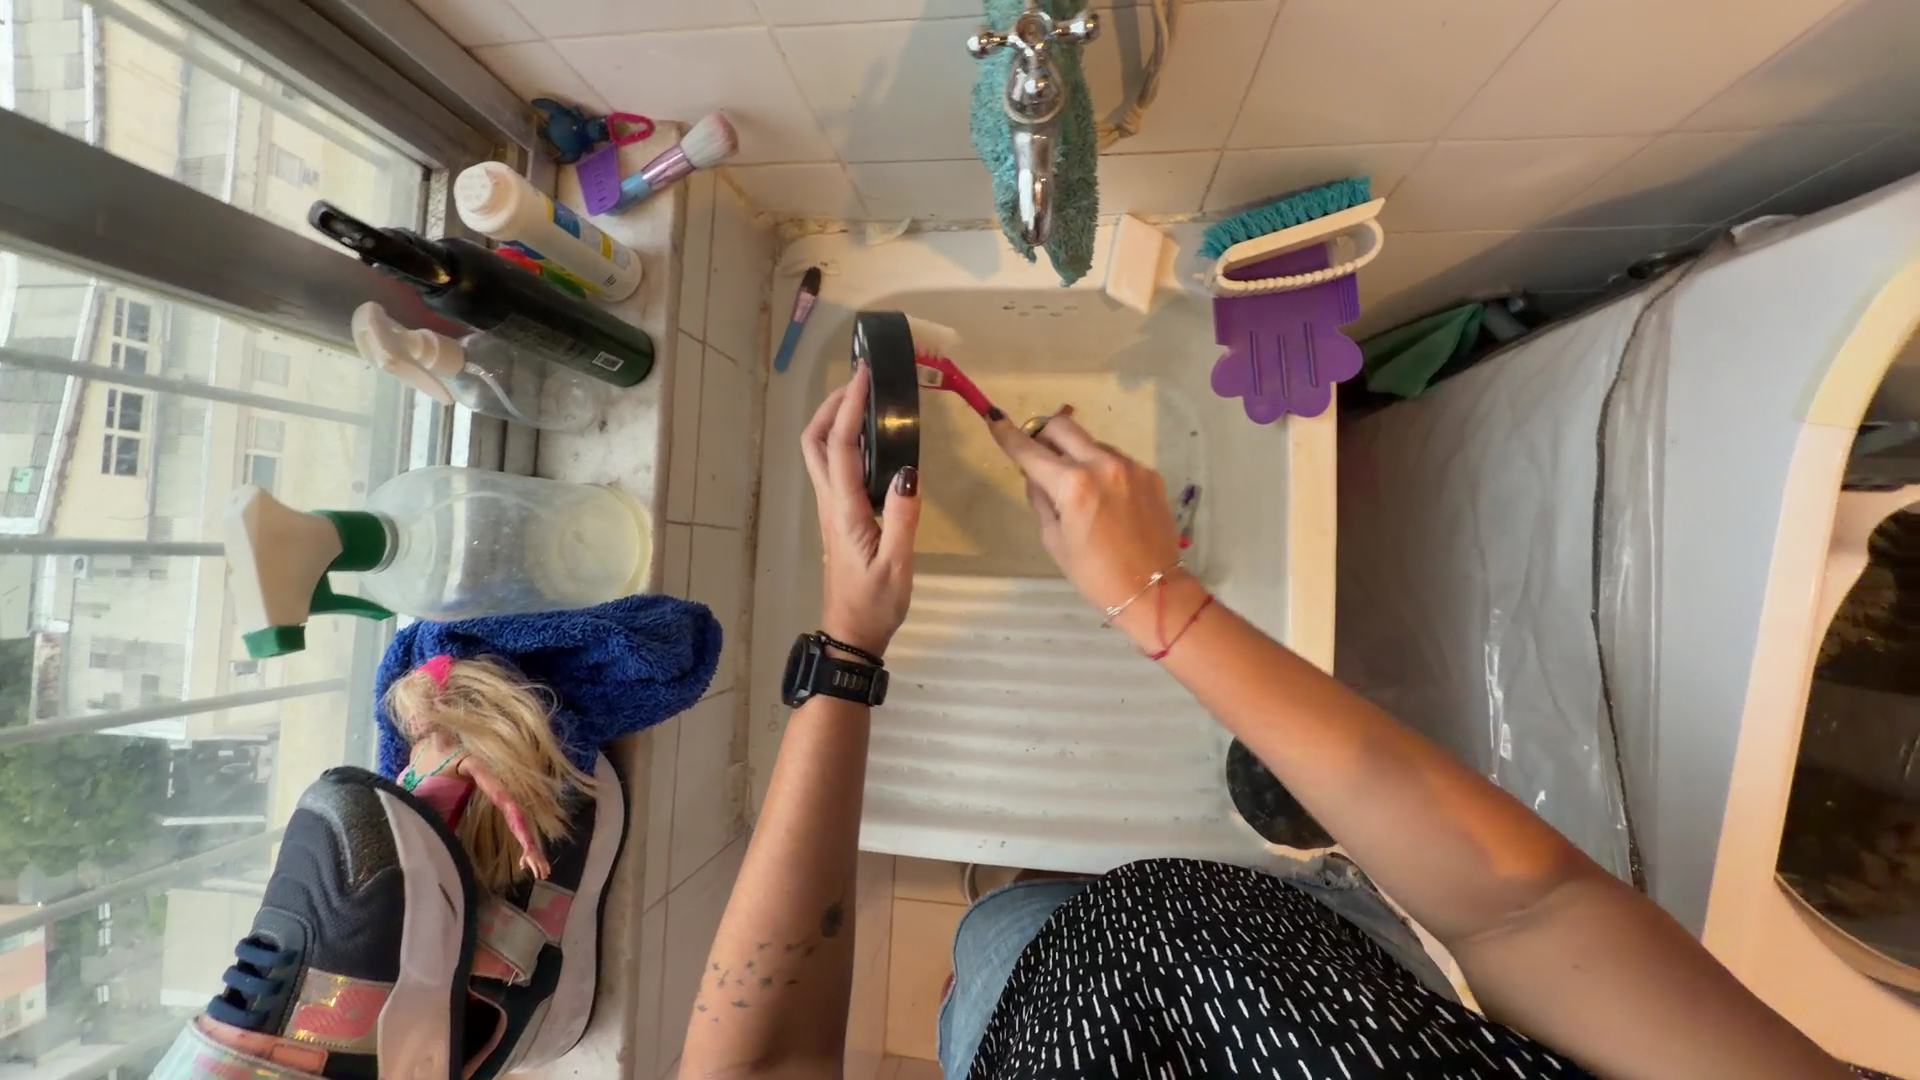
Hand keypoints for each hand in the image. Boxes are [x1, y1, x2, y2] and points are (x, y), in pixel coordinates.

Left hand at [521, 849, 550, 879]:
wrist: (531, 846)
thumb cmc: (526, 853)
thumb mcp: (522, 858)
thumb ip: (522, 863)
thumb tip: (522, 867)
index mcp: (533, 860)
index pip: (535, 868)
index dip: (537, 873)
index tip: (537, 877)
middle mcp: (538, 860)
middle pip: (541, 867)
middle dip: (543, 873)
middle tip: (544, 879)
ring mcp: (541, 859)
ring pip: (545, 866)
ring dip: (546, 871)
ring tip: (547, 876)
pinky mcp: (543, 858)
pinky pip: (546, 863)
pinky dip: (548, 867)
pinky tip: (549, 871)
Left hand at [800, 363, 921, 657]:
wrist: (851, 633)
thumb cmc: (875, 603)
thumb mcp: (897, 564)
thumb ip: (903, 517)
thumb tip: (908, 470)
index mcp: (844, 509)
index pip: (842, 447)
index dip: (851, 407)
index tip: (866, 376)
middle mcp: (830, 503)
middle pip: (815, 442)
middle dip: (831, 405)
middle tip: (860, 382)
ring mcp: (830, 509)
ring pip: (818, 454)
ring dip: (833, 420)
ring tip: (863, 401)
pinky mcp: (837, 517)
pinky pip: (831, 468)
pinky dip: (842, 442)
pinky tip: (868, 442)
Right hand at [988, 409, 1185, 640]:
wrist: (1152, 588)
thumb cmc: (1094, 573)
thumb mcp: (1053, 540)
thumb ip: (1040, 498)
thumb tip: (1035, 473)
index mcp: (1073, 485)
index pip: (1030, 451)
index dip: (1008, 435)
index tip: (995, 418)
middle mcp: (1103, 464)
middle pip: (1063, 426)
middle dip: (1043, 432)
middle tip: (1037, 451)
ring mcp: (1130, 466)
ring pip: (1091, 442)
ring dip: (1075, 453)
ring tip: (1077, 487)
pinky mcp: (1149, 473)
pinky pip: (1115, 459)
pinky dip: (1101, 468)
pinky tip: (1104, 498)